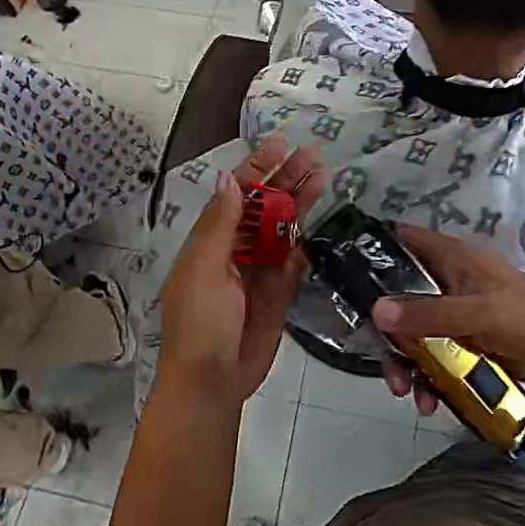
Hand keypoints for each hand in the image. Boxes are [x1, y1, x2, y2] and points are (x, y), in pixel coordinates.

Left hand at [155, 135, 323, 406]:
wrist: (213, 382)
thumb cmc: (200, 324)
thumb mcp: (204, 270)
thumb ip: (220, 225)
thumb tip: (228, 178)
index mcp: (213, 240)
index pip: (237, 194)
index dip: (257, 167)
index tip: (280, 143)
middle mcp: (236, 249)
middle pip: (265, 206)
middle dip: (287, 179)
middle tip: (314, 156)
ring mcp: (258, 271)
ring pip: (283, 229)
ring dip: (301, 204)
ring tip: (324, 178)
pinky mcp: (277, 293)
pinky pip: (294, 262)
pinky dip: (304, 245)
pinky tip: (318, 227)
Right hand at [374, 225, 524, 413]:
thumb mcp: (476, 313)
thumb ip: (427, 313)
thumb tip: (376, 312)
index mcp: (452, 257)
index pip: (404, 240)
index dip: (375, 250)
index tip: (349, 275)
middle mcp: (448, 280)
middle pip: (402, 297)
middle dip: (389, 333)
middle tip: (385, 364)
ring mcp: (458, 312)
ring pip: (416, 331)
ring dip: (408, 362)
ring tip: (409, 394)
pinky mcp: (468, 340)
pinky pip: (436, 355)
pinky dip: (428, 375)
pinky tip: (430, 402)